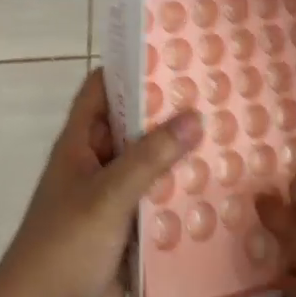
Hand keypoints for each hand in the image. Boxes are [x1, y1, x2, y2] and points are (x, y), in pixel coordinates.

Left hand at [0, 67, 202, 296]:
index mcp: (80, 143)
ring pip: (152, 169)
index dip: (130, 66)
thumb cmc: (63, 246)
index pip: (102, 89)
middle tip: (218, 92)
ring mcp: (114, 202)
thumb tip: (194, 116)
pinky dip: (185, 199)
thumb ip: (149, 158)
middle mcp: (98, 165)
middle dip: (170, 113)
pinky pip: (160, 207)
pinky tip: (222, 189)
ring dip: (183, 158)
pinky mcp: (130, 236)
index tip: (171, 50)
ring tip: (232, 134)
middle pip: (135, 127)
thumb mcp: (106, 196)